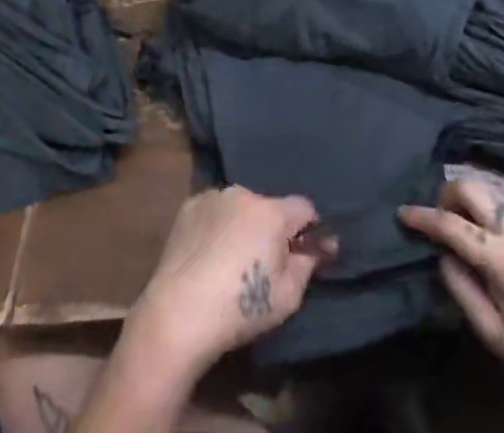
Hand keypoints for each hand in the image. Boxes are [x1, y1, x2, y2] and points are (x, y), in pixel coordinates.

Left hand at [123, 186, 328, 373]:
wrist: (180, 309)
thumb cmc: (242, 305)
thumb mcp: (289, 294)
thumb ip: (309, 262)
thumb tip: (323, 244)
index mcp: (270, 212)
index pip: (304, 207)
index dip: (310, 230)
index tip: (306, 254)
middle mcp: (240, 194)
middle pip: (269, 206)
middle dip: (274, 228)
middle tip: (265, 262)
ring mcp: (210, 197)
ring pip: (240, 207)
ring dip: (244, 224)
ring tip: (234, 258)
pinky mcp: (187, 207)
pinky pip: (215, 211)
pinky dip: (219, 225)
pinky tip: (211, 253)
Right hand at [400, 178, 503, 422]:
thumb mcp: (487, 328)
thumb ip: (457, 281)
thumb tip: (441, 251)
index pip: (450, 223)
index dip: (420, 216)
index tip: (401, 214)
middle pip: (472, 186)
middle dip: (446, 196)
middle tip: (439, 221)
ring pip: (491, 190)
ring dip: (469, 201)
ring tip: (462, 228)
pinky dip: (489, 209)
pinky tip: (489, 236)